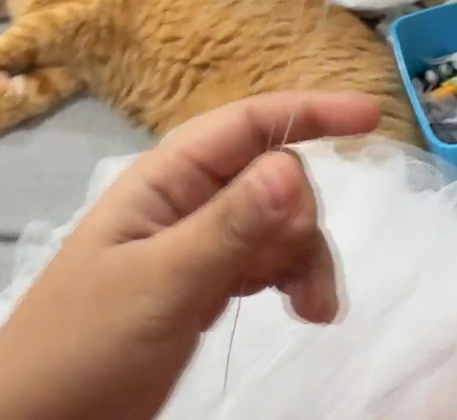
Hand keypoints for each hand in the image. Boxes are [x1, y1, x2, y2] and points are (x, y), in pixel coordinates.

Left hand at [0, 92, 381, 419]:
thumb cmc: (85, 345)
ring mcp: (194, 242)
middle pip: (272, 176)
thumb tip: (295, 166)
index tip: (371, 118)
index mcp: (166, 179)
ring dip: (303, 257)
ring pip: (274, 222)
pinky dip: (288, 278)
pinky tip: (298, 311)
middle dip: (303, 217)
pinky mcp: (201, 282)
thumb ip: (229, 226)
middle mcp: (185, 199)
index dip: (310, 111)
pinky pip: (262, 261)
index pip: (247, 125)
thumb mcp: (160, 284)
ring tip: (312, 313)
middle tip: (303, 283)